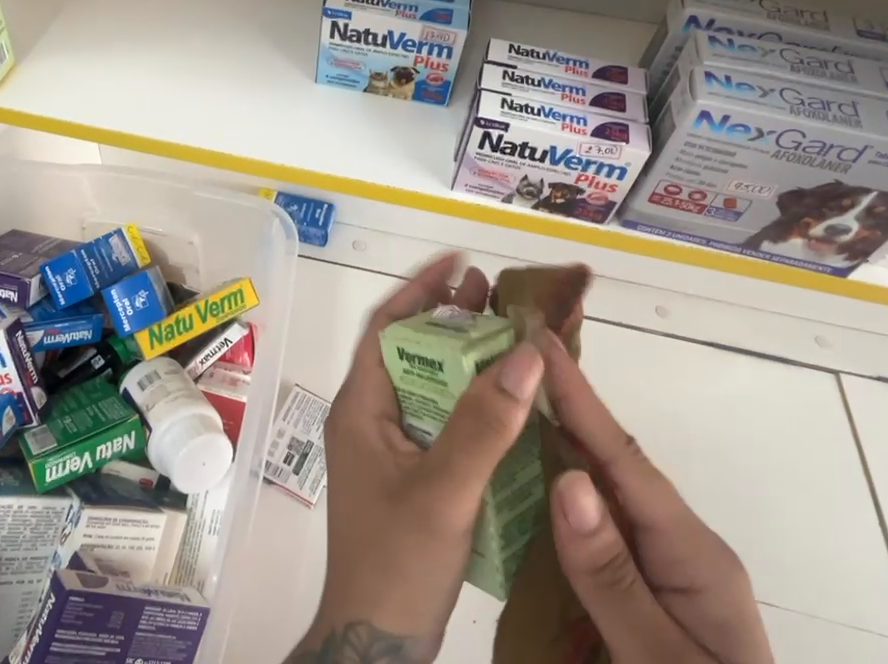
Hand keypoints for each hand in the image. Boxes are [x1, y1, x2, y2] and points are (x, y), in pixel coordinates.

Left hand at [287, 254, 544, 662]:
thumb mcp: (444, 489)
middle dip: (448, 318)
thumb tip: (527, 353)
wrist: (376, 641)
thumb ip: (484, 424)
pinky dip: (469, 401)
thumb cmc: (398, 561)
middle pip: (407, 350)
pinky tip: (506, 401)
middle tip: (496, 295)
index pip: (385, 328)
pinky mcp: (407, 476)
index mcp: (360, 408)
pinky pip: (439, 420)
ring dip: (462, 358)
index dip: (418, 289)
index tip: (459, 261)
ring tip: (507, 334)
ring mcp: (386, 449)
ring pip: (426, 386)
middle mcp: (368, 419)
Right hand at [533, 326, 773, 662]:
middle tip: (509, 361)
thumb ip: (612, 576)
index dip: (580, 399)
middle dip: (563, 408)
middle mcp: (675, 548)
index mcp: (691, 555)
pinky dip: (551, 499)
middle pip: (611, 465)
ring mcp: (656, 570)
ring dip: (553, 447)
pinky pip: (588, 532)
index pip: (624, 461)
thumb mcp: (659, 663)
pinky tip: (516, 486)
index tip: (541, 344)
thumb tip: (567, 477)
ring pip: (597, 494)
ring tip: (503, 405)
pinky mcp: (635, 593)